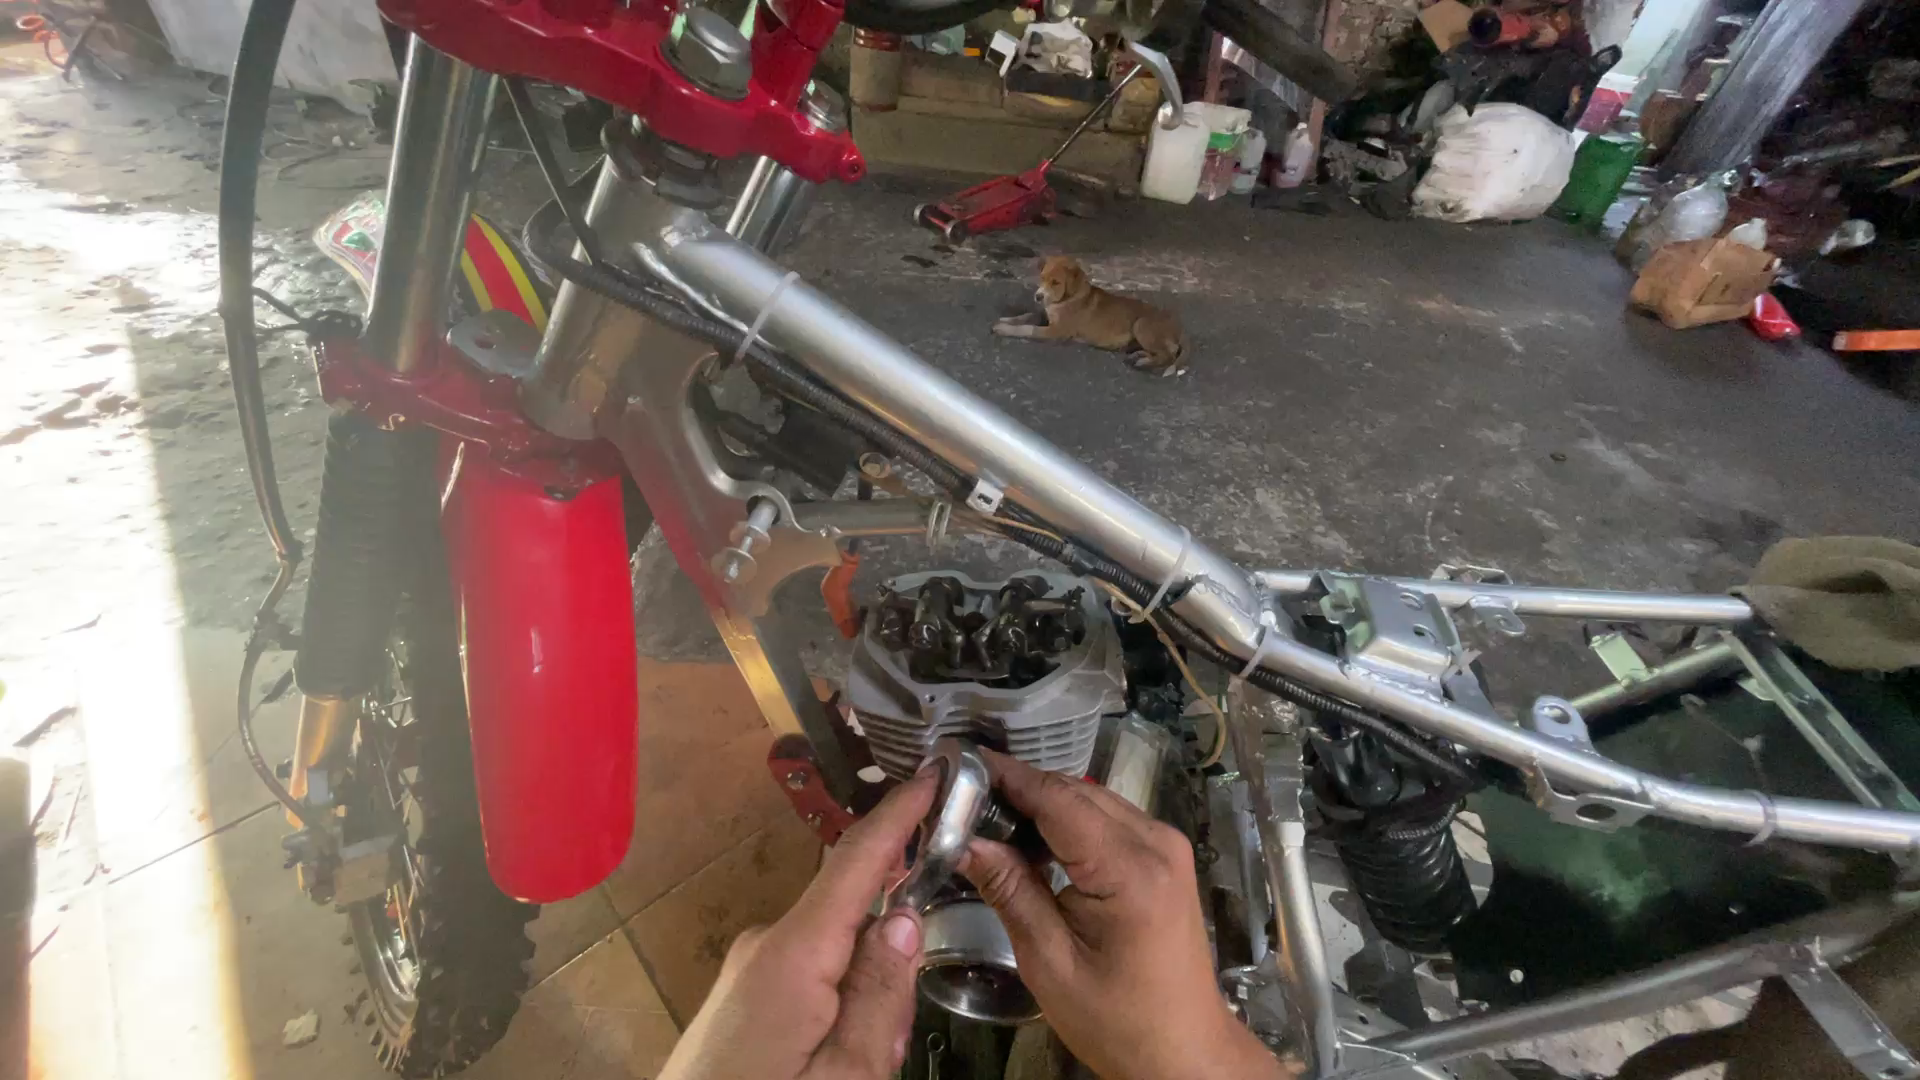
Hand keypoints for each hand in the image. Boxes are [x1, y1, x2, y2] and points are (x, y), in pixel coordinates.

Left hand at [659, 772, 936, 1079]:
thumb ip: (878, 997)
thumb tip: (902, 919)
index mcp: (792, 953)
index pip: (856, 860)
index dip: (898, 813)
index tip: (934, 773)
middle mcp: (765, 944)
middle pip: (851, 914)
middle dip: (889, 947)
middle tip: (893, 1032)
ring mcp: (746, 970)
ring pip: (832, 952)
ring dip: (862, 989)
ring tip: (857, 1062)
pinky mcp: (739, 999)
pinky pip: (806, 975)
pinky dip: (836, 1001)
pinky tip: (832, 1058)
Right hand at [961, 751, 1292, 1079]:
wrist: (1186, 1053)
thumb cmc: (1117, 1020)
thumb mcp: (1049, 962)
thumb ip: (1009, 890)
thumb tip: (963, 838)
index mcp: (1130, 869)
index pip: (1058, 798)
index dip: (1008, 776)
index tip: (963, 764)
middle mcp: (1155, 839)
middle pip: (1074, 790)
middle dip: (1019, 788)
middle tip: (965, 796)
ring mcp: (1165, 841)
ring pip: (1090, 796)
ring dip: (1042, 801)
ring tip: (990, 813)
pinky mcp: (1164, 850)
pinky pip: (1106, 814)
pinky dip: (1067, 816)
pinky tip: (1035, 836)